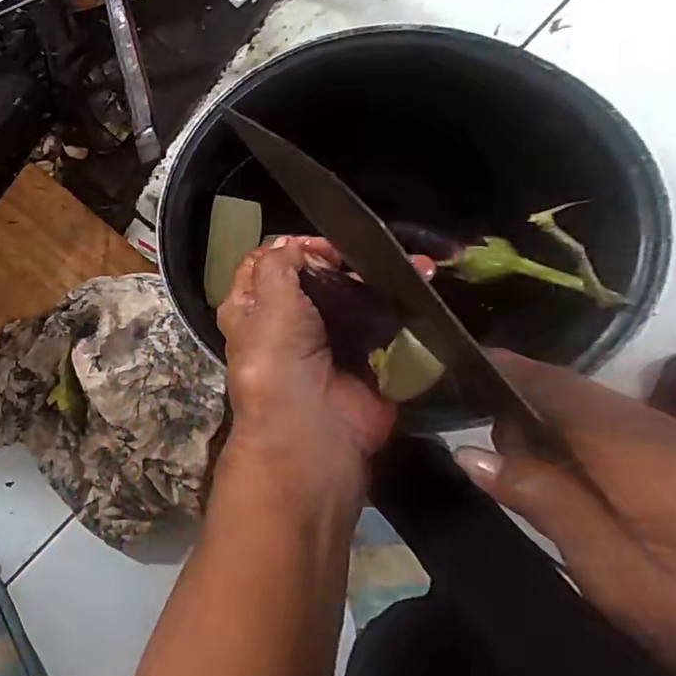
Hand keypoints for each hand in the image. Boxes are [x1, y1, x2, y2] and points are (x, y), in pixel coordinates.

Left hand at [215, 236, 398, 492]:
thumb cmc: (278, 364)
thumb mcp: (268, 308)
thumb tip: (290, 244)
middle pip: (314, 277)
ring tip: (417, 264)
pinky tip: (425, 285)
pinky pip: (385, 324)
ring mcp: (329, 338)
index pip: (266, 263)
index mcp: (250, 307)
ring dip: (380, 279)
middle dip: (344, 260)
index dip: (293, 247)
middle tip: (377, 250)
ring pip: (353, 297)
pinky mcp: (367, 357)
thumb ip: (277, 270)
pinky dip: (404, 306)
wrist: (315, 433)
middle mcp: (286, 319)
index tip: (328, 242)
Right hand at [456, 352, 675, 675]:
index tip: (465, 362)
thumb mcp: (613, 581)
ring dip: (573, 433)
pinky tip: (598, 486)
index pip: (571, 394)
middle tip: (503, 455)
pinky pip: (654, 436)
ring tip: (546, 476)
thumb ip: (545, 505)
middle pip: (595, 404)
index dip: (513, 373)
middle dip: (538, 414)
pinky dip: (609, 447)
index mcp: (674, 467)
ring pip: (622, 419)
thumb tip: (471, 453)